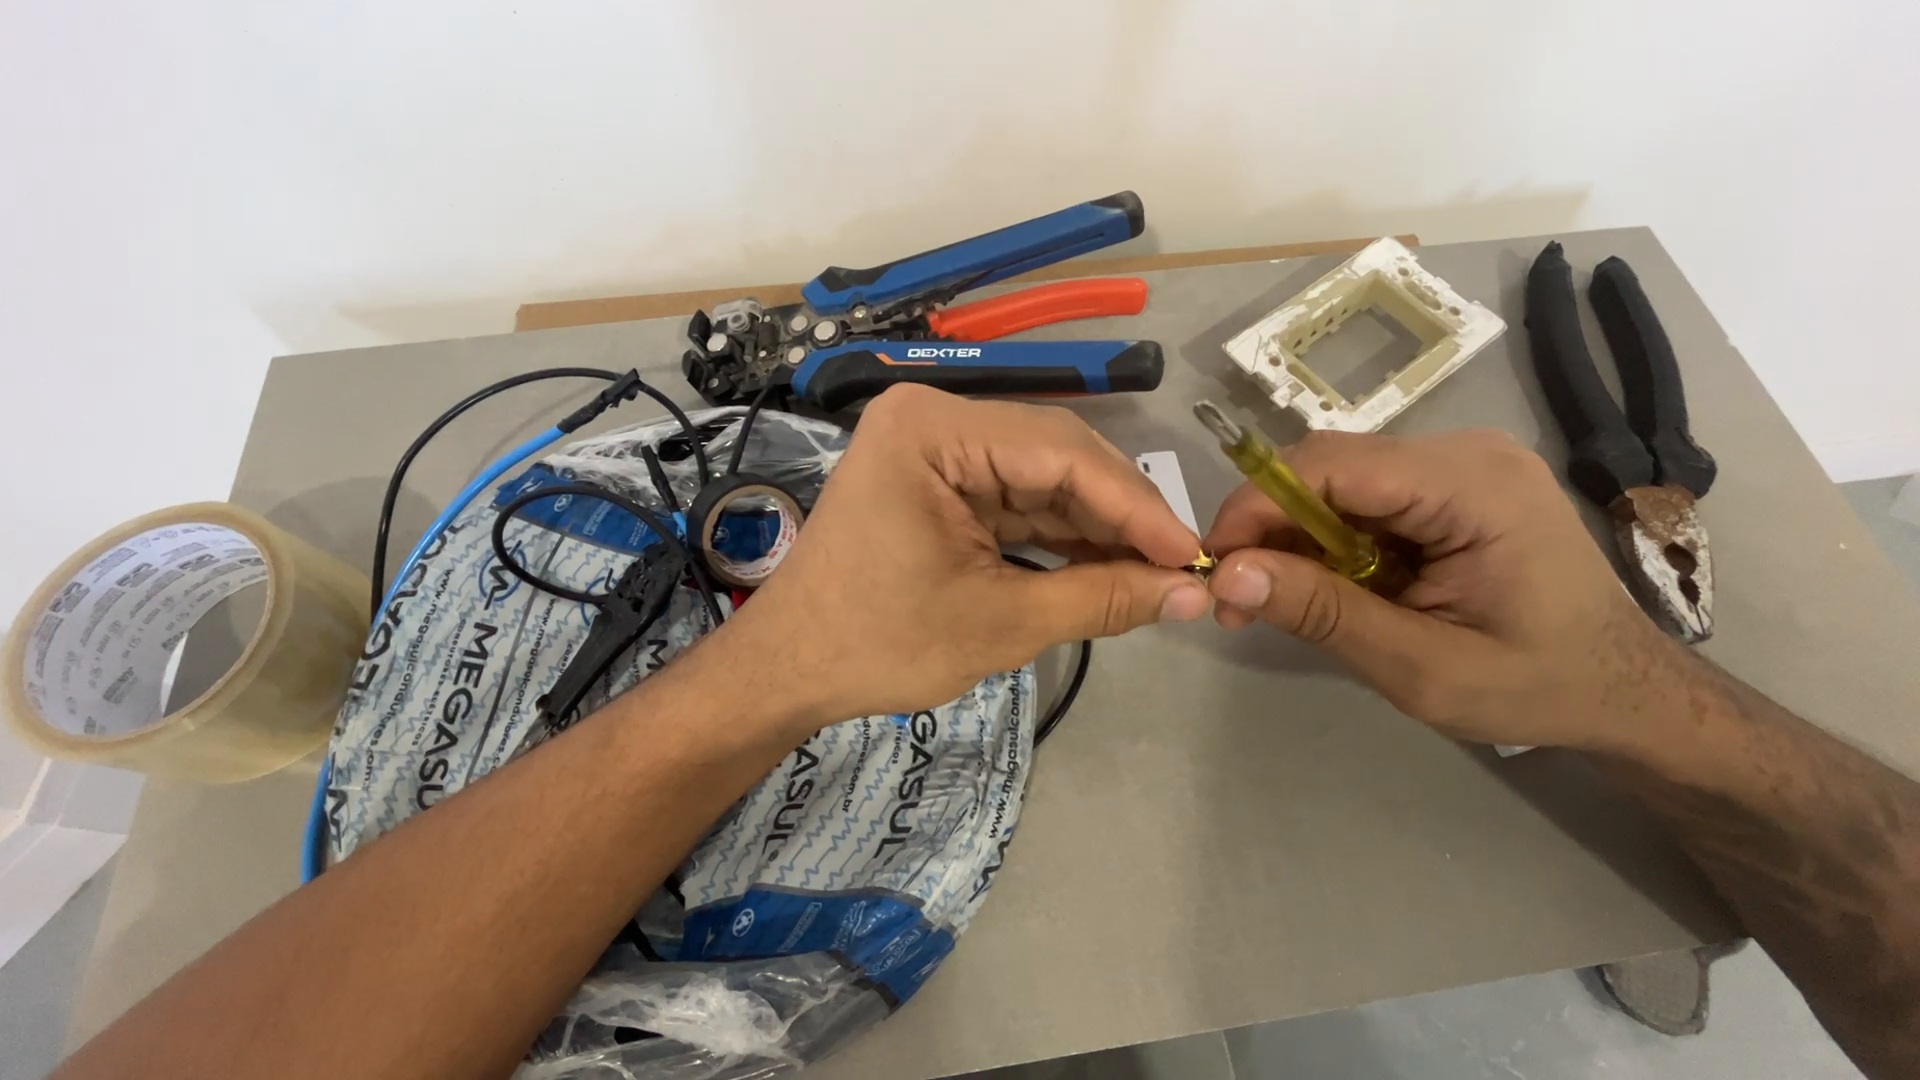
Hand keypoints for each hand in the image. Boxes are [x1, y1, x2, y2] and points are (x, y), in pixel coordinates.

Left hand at [718, 385, 1208, 729]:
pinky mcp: (937, 482)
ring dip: (1094, 527)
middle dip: (1118, 516)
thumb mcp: (1000, 622)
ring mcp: (933, 449)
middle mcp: (934, 420)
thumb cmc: (880, 644)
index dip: (1137, 505)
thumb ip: (1103, 599)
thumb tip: (1196, 594)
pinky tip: (1104, 565)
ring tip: (1152, 572)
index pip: (1063, 452)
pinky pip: (1014, 499)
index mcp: (933, 430)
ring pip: (1041, 480)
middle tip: (1178, 567)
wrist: (789, 670)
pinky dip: (1057, 535)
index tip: (1191, 555)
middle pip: (1055, 457)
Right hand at [1203, 428, 1682, 751]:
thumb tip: (1230, 573)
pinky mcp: (1449, 485)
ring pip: (1335, 481)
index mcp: (1475, 486)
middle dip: (1268, 527)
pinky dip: (1324, 540)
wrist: (1625, 689)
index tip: (1218, 566)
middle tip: (1240, 597)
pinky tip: (1322, 585)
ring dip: (1292, 538)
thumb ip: (1326, 614)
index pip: (1332, 465)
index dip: (1258, 505)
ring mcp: (1460, 464)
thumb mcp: (1423, 668)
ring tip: (1272, 600)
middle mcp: (1466, 453)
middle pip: (1328, 466)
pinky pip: (1360, 497)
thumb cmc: (1539, 686)